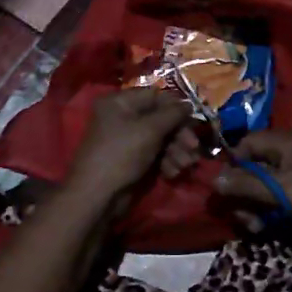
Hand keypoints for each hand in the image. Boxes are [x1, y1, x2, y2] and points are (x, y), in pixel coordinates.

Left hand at [64, 87, 193, 203]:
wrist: (98, 194)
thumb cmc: (122, 153)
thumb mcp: (149, 130)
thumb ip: (172, 114)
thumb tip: (188, 104)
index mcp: (120, 102)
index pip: (155, 96)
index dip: (176, 108)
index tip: (193, 120)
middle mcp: (123, 117)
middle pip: (160, 119)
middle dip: (179, 134)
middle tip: (193, 148)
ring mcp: (127, 139)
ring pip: (160, 138)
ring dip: (177, 151)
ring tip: (185, 165)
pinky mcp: (133, 159)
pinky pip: (155, 154)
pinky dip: (166, 162)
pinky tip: (172, 173)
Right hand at [210, 130, 291, 239]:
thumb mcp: (278, 191)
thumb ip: (244, 185)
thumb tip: (215, 180)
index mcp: (290, 141)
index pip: (249, 142)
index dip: (234, 162)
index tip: (225, 185)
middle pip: (256, 165)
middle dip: (244, 191)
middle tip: (240, 213)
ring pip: (266, 184)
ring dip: (255, 205)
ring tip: (254, 225)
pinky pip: (280, 196)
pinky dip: (270, 210)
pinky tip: (266, 227)